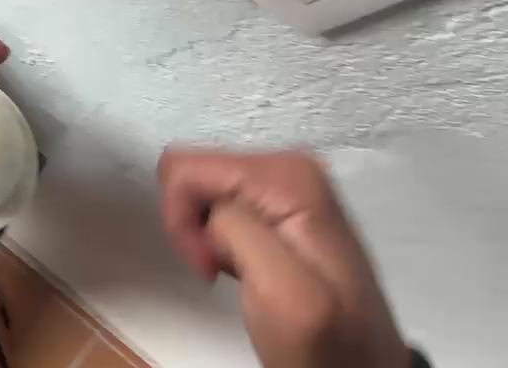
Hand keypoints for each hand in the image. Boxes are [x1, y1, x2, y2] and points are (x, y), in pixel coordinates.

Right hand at [158, 148, 408, 367]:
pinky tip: (238, 260)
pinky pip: (213, 197)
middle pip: (191, 169)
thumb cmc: (325, 341)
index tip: (206, 263)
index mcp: (287, 176)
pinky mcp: (273, 200)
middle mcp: (286, 166)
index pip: (186, 166)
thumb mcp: (284, 291)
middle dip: (191, 222)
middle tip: (215, 266)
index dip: (183, 218)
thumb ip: (238, 229)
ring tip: (228, 268)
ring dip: (200, 229)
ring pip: (198, 183)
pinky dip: (212, 231)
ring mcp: (281, 182)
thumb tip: (209, 207)